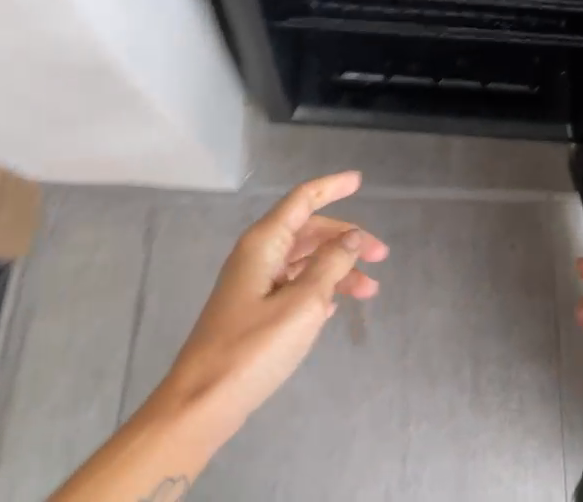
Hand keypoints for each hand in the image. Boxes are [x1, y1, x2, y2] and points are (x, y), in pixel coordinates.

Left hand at [154, 170, 388, 434]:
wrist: (202, 403)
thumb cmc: (252, 348)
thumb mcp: (303, 304)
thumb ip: (330, 265)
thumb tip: (352, 238)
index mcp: (263, 243)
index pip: (302, 200)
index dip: (331, 187)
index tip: (359, 180)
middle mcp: (256, 255)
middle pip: (307, 231)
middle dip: (345, 238)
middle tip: (381, 255)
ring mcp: (252, 284)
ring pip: (303, 261)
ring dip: (337, 269)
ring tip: (369, 291)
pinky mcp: (252, 311)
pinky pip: (293, 285)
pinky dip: (318, 289)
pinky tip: (336, 306)